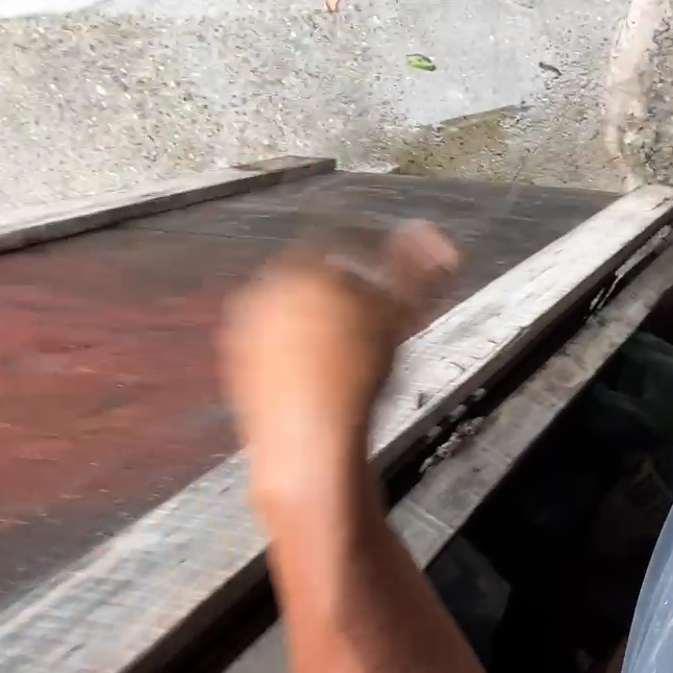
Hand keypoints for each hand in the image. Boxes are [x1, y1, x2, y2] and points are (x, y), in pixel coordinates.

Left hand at [219, 220, 457, 504]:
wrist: (308, 443)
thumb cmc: (356, 371)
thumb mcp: (400, 312)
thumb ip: (417, 265)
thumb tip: (430, 230)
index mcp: (296, 269)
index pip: (345, 240)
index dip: (382, 251)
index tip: (406, 270)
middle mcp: (262, 292)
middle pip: (323, 273)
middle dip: (359, 283)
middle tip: (392, 305)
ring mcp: (245, 330)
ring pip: (304, 305)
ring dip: (338, 312)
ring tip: (370, 338)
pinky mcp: (241, 364)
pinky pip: (285, 335)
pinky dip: (314, 340)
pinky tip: (339, 364)